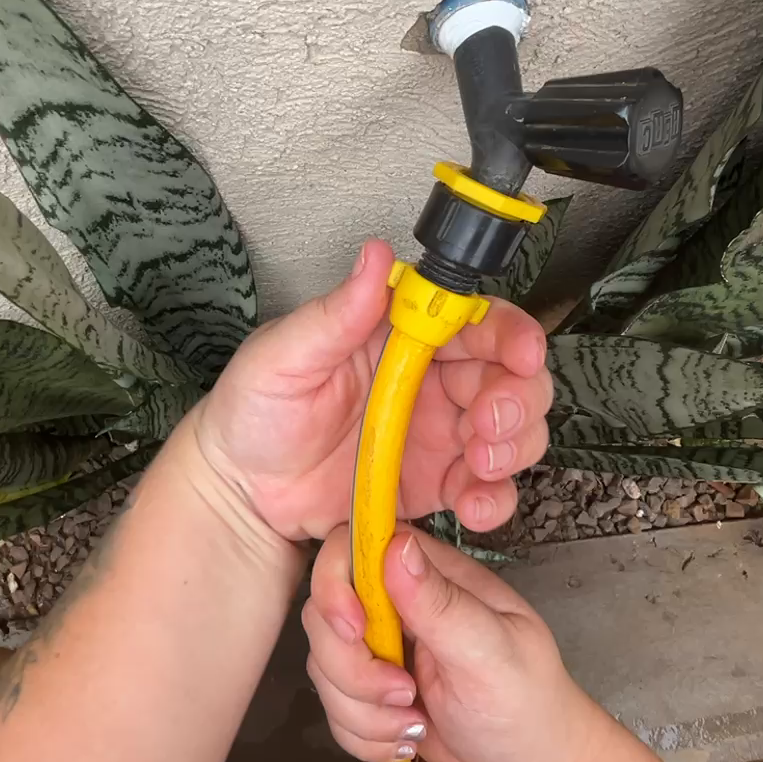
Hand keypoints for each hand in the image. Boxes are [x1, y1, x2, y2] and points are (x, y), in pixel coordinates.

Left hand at [189, 239, 552, 542]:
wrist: (242, 485)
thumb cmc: (256, 409)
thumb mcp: (284, 355)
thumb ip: (334, 313)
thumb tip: (374, 258)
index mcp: (400, 336)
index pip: (473, 321)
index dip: (509, 333)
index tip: (519, 353)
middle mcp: (429, 380)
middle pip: (508, 376)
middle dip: (517, 397)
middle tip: (488, 421)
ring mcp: (437, 433)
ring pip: (511, 430)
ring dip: (514, 445)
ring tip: (479, 463)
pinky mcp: (435, 481)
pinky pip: (484, 488)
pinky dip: (494, 498)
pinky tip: (472, 503)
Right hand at [300, 524, 609, 761]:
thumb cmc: (525, 703)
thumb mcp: (490, 653)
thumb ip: (441, 602)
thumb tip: (397, 545)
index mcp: (430, 572)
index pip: (354, 545)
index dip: (335, 583)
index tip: (356, 631)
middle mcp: (395, 599)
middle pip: (324, 611)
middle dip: (352, 668)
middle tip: (405, 696)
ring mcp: (379, 643)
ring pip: (323, 662)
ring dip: (361, 710)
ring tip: (414, 726)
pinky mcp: (368, 686)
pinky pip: (332, 704)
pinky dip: (362, 733)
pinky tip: (406, 740)